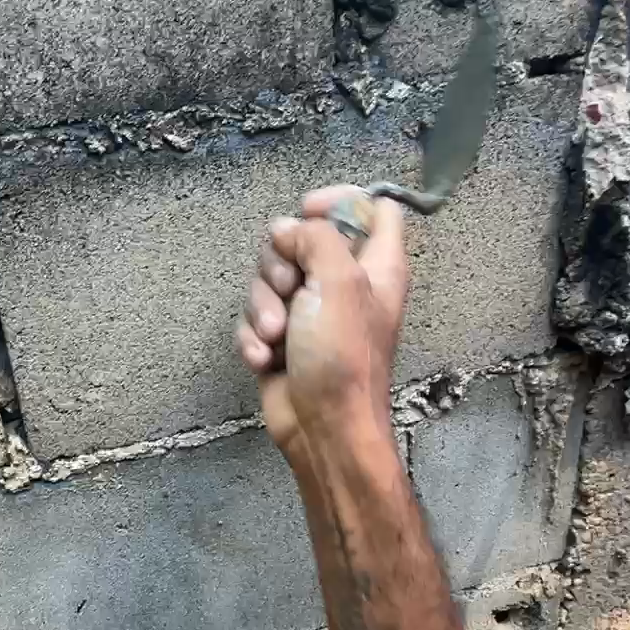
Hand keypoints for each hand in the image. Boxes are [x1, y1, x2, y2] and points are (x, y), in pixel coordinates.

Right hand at [236, 186, 408, 462]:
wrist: (322, 428)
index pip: (372, 207)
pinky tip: (265, 360)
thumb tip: (286, 229)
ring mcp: (308, 312)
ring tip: (275, 337)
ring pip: (268, 281)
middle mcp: (343, 283)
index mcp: (375, 265)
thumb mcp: (339, 283)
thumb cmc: (342, 356)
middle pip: (300, 240)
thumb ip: (316, 239)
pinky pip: (255, 319)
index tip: (308, 210)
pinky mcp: (280, 340)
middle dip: (279, 263)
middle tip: (288, 288)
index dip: (339, 200)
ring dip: (262, 308)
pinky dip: (254, 338)